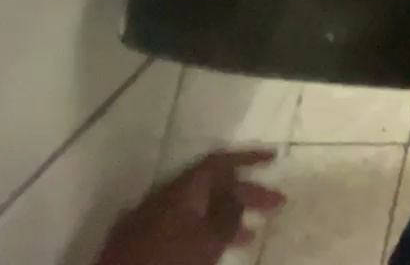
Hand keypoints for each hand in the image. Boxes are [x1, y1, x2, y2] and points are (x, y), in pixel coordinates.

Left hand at [97, 149, 286, 264]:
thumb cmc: (170, 262)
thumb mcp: (211, 240)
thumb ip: (229, 214)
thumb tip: (237, 197)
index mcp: (182, 190)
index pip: (220, 161)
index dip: (249, 156)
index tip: (274, 159)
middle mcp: (163, 197)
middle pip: (211, 185)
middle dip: (245, 194)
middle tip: (275, 206)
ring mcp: (145, 220)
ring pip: (195, 209)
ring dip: (225, 218)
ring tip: (249, 238)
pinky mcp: (135, 243)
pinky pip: (178, 226)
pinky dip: (201, 231)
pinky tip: (213, 246)